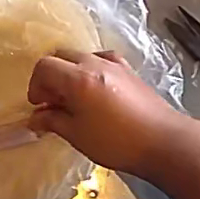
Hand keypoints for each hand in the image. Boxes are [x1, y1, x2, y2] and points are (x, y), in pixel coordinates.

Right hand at [27, 50, 193, 177]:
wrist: (164, 141)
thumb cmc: (116, 142)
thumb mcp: (78, 135)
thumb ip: (53, 121)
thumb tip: (36, 117)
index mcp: (78, 78)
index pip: (44, 67)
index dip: (36, 86)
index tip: (39, 106)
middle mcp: (95, 63)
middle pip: (61, 56)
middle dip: (52, 77)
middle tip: (54, 103)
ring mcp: (116, 64)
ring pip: (82, 58)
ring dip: (71, 74)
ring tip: (75, 101)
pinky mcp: (130, 71)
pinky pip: (102, 63)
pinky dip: (91, 73)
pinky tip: (97, 95)